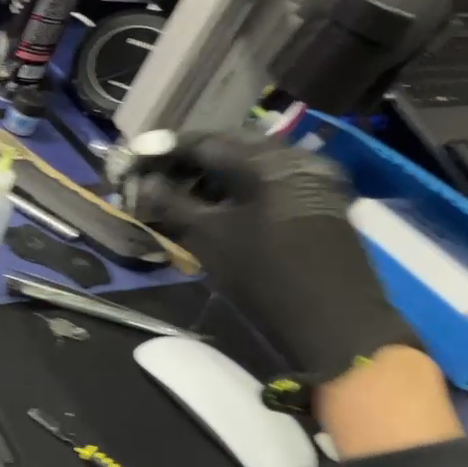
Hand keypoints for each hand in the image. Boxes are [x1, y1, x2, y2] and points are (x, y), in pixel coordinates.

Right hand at [131, 130, 416, 385]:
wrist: (336, 324)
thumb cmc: (266, 275)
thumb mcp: (208, 236)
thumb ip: (170, 204)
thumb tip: (140, 183)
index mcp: (269, 158)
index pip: (203, 142)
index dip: (163, 152)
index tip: (132, 163)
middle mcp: (293, 159)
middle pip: (226, 153)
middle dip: (184, 168)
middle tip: (148, 184)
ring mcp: (309, 182)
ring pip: (244, 172)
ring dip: (206, 184)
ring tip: (171, 201)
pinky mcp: (314, 205)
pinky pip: (262, 189)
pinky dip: (231, 196)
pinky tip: (207, 213)